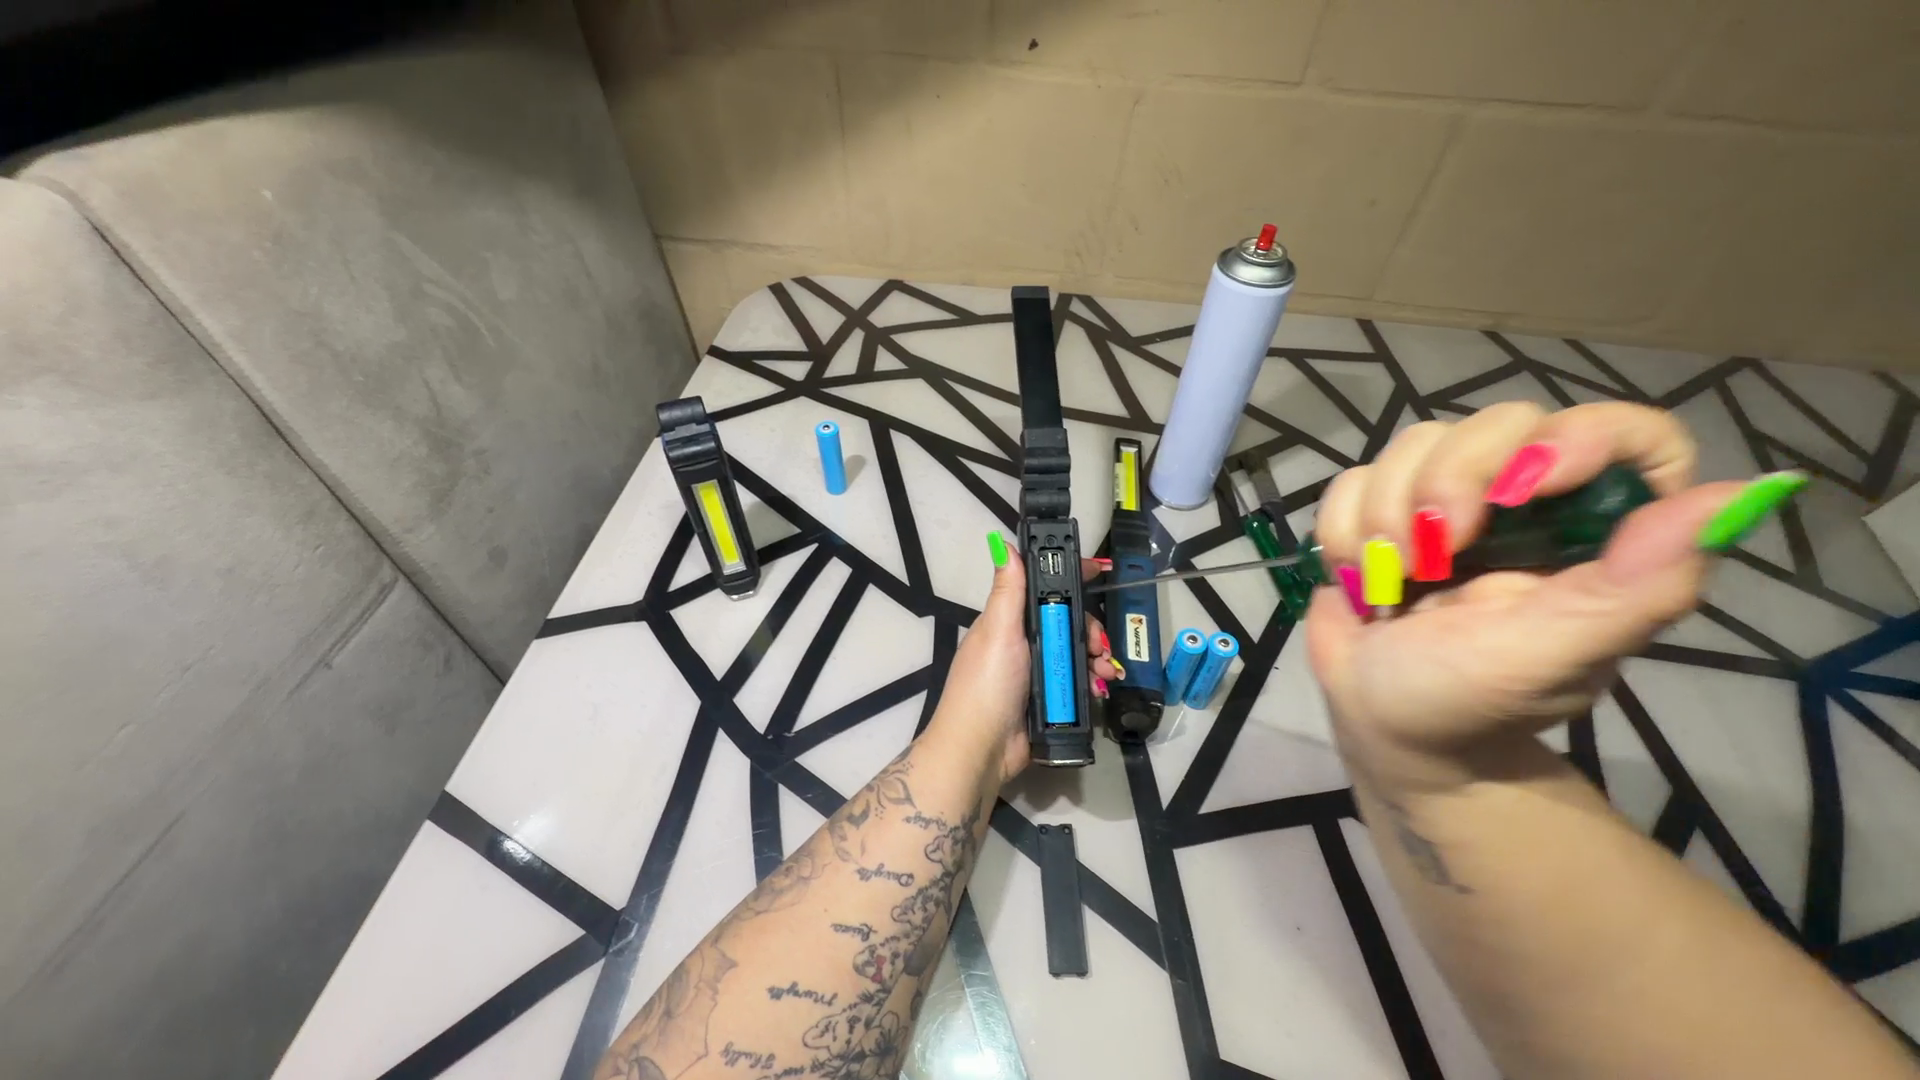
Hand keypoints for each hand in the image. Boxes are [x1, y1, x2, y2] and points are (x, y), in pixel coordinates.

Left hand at [928, 550, 1118, 784]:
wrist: (982, 748)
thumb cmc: (987, 683)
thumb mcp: (998, 631)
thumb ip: (1008, 591)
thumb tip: (1002, 544)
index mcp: (1008, 622)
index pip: (1044, 590)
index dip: (1071, 579)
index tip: (1099, 572)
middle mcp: (1023, 644)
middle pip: (1069, 623)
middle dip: (1091, 629)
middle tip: (1101, 644)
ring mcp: (1037, 673)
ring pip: (1078, 653)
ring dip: (1098, 657)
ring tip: (1105, 670)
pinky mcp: (1050, 700)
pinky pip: (1078, 682)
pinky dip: (1093, 681)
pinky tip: (1101, 686)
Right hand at [1305, 401, 1781, 791]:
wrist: (1381, 727)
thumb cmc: (1472, 702)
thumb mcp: (1556, 654)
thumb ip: (1635, 585)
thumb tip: (1745, 493)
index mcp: (1592, 532)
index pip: (1627, 435)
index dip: (1581, 436)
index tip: (1521, 488)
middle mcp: (1524, 503)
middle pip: (1499, 423)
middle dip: (1447, 483)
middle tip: (1430, 556)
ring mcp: (1446, 502)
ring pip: (1415, 445)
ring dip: (1384, 518)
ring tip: (1389, 583)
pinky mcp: (1381, 511)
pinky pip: (1354, 480)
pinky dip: (1343, 530)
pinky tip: (1357, 578)